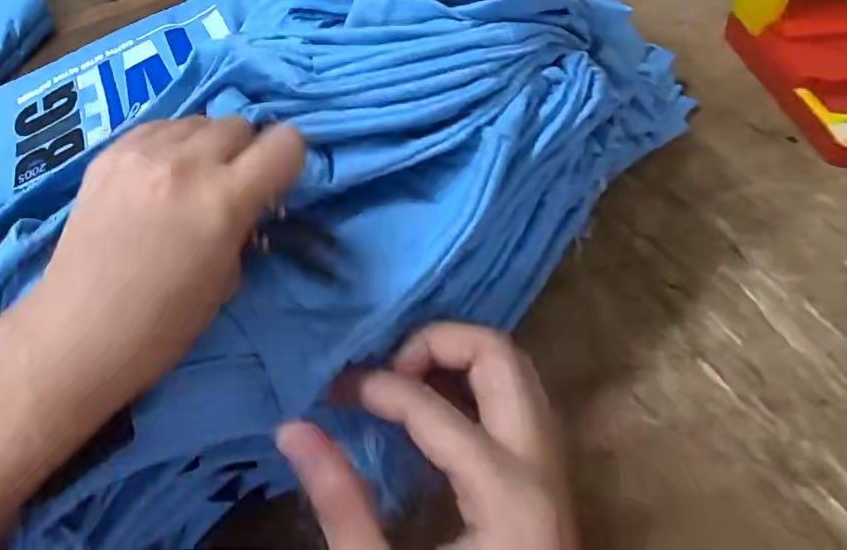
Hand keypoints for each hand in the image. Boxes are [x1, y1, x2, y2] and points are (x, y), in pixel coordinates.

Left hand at [12, 117, 305, 406]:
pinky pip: (156, 126)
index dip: (288, 159)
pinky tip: (155, 175)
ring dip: (203, 144)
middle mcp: (185, 162)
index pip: (284, 143)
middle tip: (229, 184)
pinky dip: (167, 143)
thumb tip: (248, 200)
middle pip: (237, 124)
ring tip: (188, 178)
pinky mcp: (109, 151)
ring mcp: (141, 151)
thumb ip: (243, 226)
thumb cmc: (161, 324)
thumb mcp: (225, 280)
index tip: (276, 179)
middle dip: (244, 151)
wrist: (79, 328)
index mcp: (223, 199)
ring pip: (196, 120)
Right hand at [276, 324, 576, 549]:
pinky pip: (518, 405)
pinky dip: (472, 387)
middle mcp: (543, 475)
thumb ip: (341, 504)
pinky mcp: (551, 491)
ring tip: (404, 380)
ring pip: (518, 376)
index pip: (429, 404)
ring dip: (456, 360)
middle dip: (434, 342)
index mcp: (509, 499)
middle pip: (502, 358)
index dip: (371, 387)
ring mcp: (555, 480)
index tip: (333, 396)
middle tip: (385, 367)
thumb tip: (291, 428)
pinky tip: (431, 413)